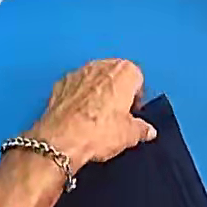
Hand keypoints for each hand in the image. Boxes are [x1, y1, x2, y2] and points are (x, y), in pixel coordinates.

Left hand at [25, 59, 156, 167]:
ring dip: (97, 92)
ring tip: (97, 118)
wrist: (62, 139)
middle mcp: (101, 66)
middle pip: (115, 75)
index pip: (137, 78)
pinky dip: (78, 98)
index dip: (136, 96)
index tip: (133, 111)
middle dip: (117, 92)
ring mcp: (78, 73)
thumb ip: (141, 129)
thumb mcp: (129, 135)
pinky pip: (75, 87)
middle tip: (117, 115)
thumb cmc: (96, 130)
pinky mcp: (60, 84)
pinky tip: (79, 118)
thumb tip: (146, 131)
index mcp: (124, 72)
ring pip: (93, 79)